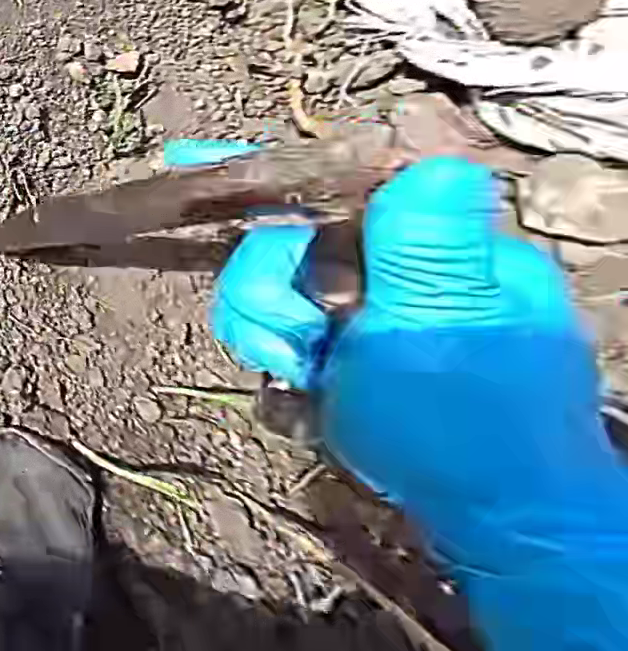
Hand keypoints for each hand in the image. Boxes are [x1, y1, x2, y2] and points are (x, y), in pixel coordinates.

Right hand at [188, 146, 627, 647]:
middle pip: (272, 233)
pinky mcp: (318, 327)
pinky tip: (293, 369)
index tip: (189, 160)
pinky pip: (251, 311)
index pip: (334, 181)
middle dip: (262, 279)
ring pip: (250, 274)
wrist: (482, 512)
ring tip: (301, 361)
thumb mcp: (444, 327)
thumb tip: (437, 163)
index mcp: (432, 244)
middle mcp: (384, 259)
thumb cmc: (471, 419)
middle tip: (300, 327)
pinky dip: (258, 339)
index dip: (262, 171)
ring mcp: (347, 295)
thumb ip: (425, 247)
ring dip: (258, 320)